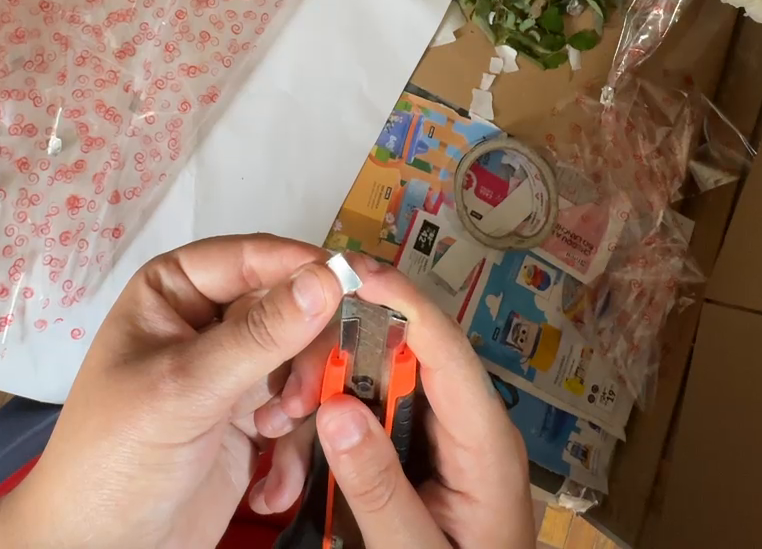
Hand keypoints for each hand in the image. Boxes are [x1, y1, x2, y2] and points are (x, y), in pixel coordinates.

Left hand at [0, 235, 342, 548]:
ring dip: (302, 397)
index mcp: (177, 287)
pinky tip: (273, 477)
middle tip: (308, 394)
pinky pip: (299, 406)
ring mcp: (233, 367)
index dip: (305, 265)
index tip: (360, 282)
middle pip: (288, 304)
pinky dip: (296, 440)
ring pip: (302, 354)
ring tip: (277, 433)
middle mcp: (209, 317)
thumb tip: (328, 276)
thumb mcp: (185, 390)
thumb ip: (260, 335)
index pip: (253, 256)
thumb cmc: (117, 456)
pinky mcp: (252, 416)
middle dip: (304, 350)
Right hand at [309, 253, 533, 548]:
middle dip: (333, 367)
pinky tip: (285, 478)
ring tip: (276, 458)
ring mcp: (431, 435)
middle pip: (394, 360)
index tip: (354, 271)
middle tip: (285, 399)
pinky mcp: (404, 451)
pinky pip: (357, 423)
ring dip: (315, 414)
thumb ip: (380, 490)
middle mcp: (461, 422)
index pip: (446, 349)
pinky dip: (317, 442)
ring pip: (365, 390)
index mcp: (485, 441)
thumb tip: (336, 410)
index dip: (402, 301)